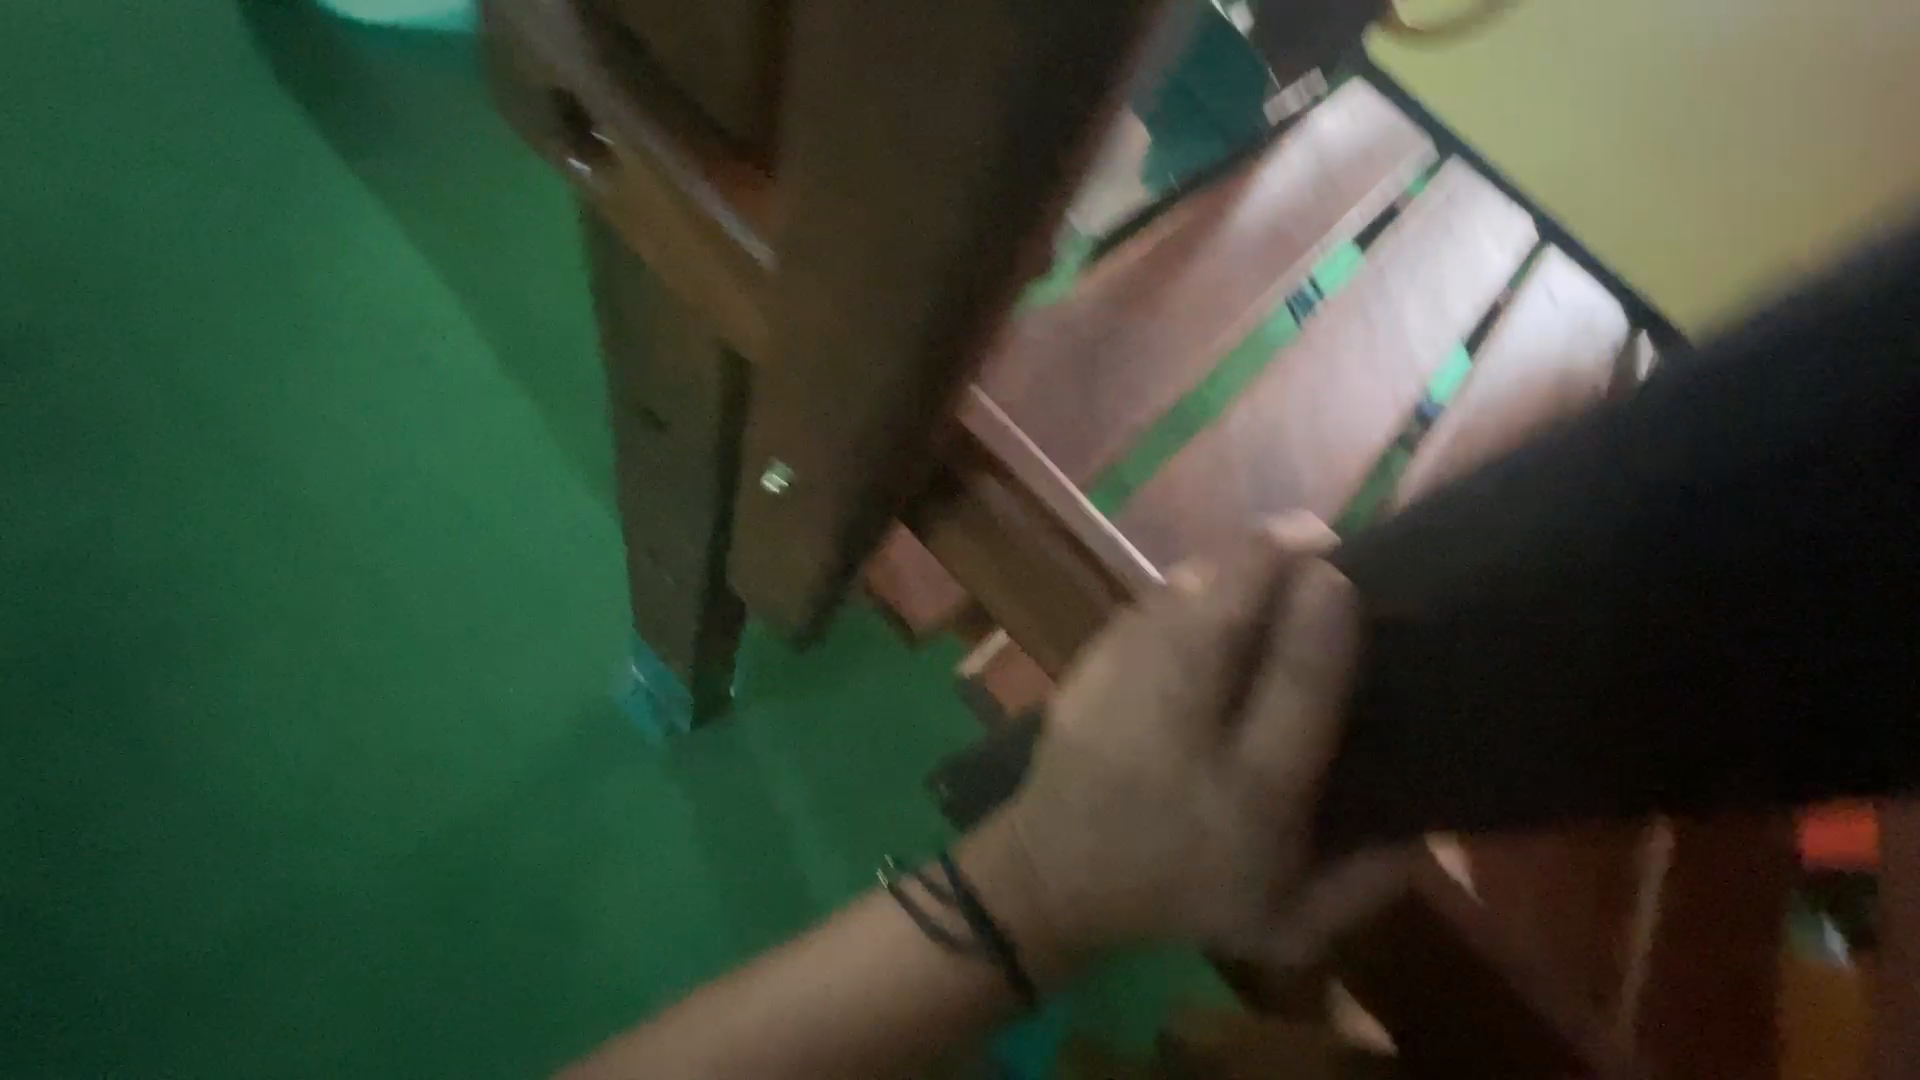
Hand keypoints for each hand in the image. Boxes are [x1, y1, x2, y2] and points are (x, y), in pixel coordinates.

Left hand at [968, 516, 1407, 974]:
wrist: (1053, 876)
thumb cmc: (1177, 895)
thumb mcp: (1283, 924)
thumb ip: (1360, 884)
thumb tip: (1424, 829)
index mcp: (1244, 795)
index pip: (1294, 695)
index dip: (1321, 628)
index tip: (1340, 577)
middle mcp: (1181, 733)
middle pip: (1222, 626)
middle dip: (1265, 566)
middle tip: (1312, 530)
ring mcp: (1121, 697)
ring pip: (1176, 607)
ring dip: (1223, 567)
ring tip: (1266, 546)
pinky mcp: (1083, 676)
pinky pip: (1139, 615)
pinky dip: (1177, 590)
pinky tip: (1203, 581)